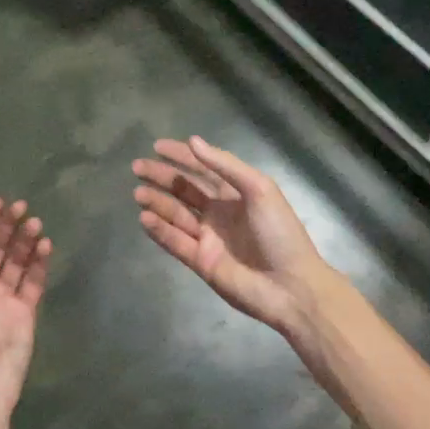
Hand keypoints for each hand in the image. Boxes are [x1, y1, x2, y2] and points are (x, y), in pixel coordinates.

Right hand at [133, 136, 331, 338]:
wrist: (292, 287)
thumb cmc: (280, 232)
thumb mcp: (260, 189)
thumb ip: (225, 165)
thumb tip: (193, 141)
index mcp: (235, 193)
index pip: (202, 169)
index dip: (181, 156)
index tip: (157, 146)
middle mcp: (219, 212)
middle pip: (184, 189)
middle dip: (161, 177)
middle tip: (137, 166)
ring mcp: (209, 238)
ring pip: (176, 214)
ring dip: (157, 201)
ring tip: (138, 192)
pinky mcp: (201, 262)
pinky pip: (175, 242)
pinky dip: (160, 230)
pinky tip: (145, 217)